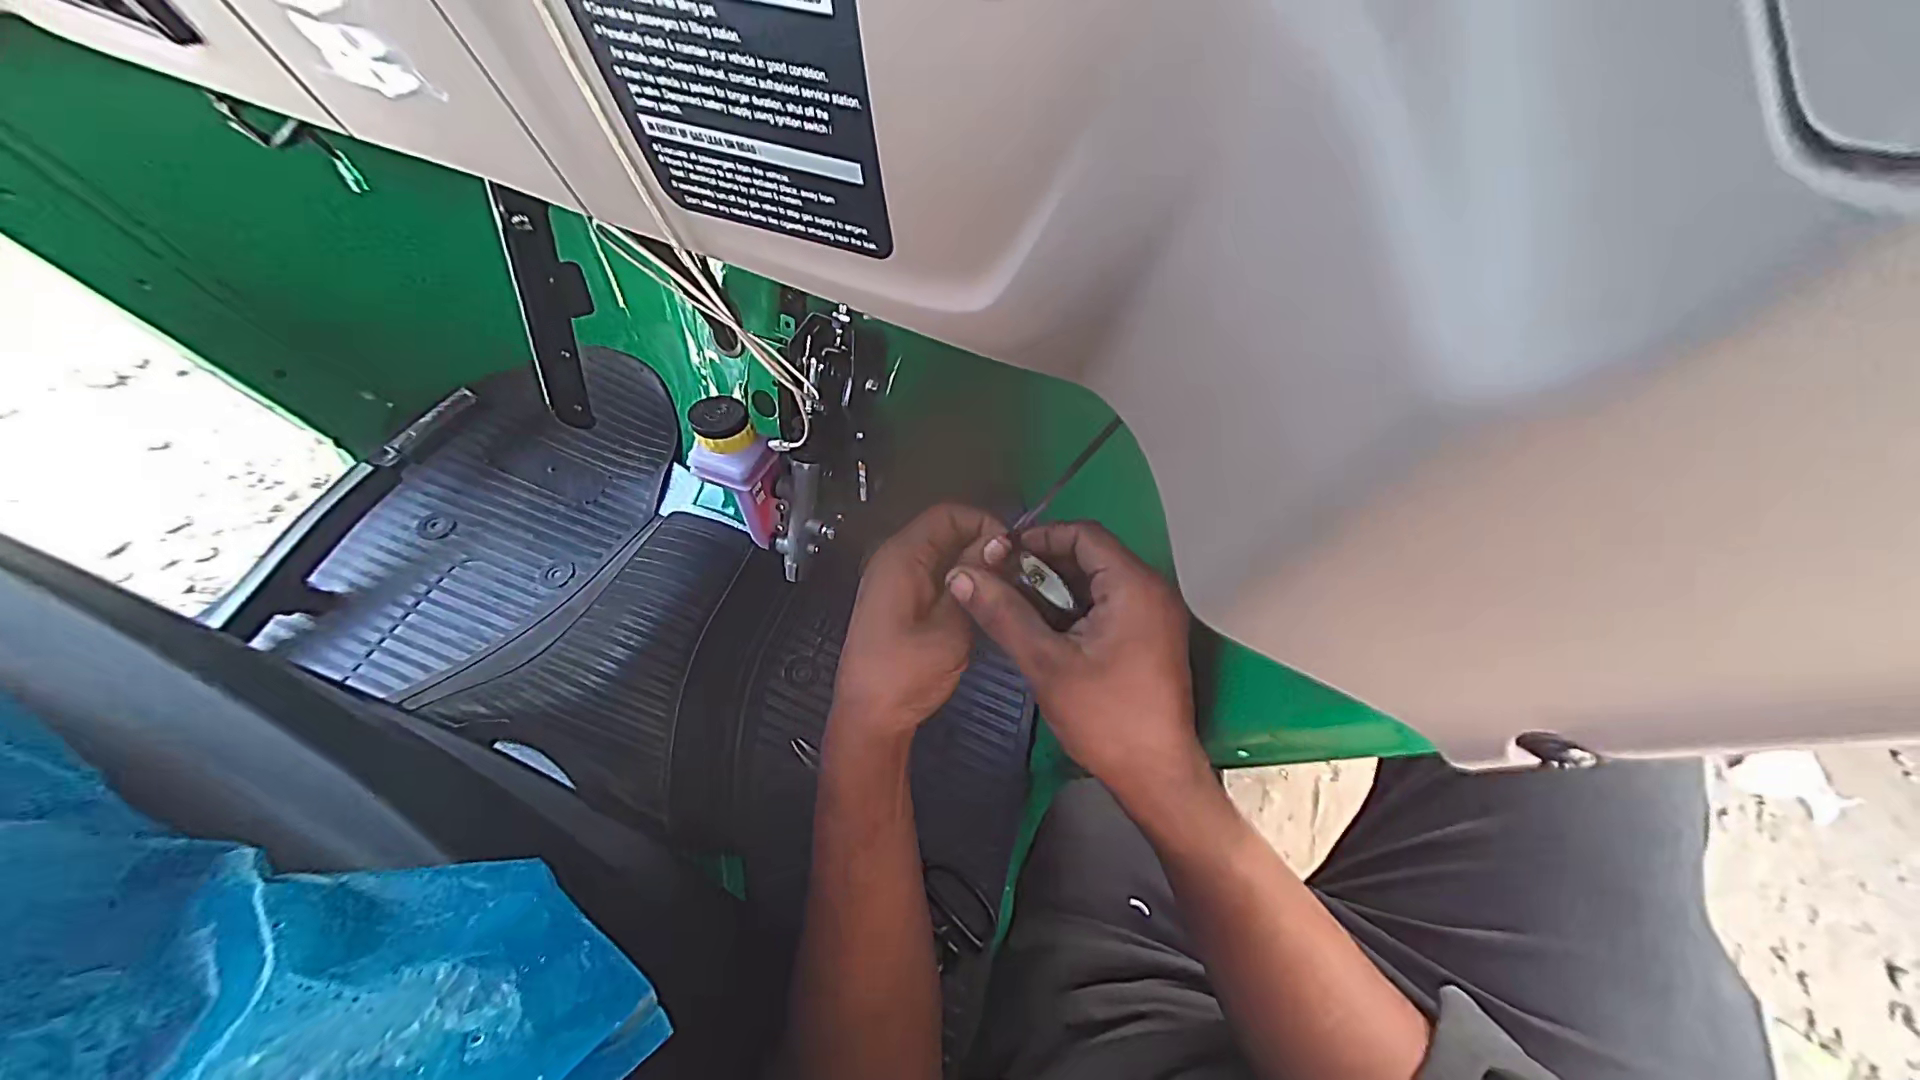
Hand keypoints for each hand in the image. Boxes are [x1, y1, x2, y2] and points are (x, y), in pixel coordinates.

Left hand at [832, 504, 1004, 737]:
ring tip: (1005, 584)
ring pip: (944, 552)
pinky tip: (982, 599)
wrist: (869, 716)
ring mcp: (896, 579)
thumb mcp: (950, 626)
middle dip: (983, 542)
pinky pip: (936, 572)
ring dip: (974, 561)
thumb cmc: (905, 674)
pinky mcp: (902, 598)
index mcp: (902, 557)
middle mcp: (896, 559)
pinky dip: (961, 578)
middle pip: (946, 529)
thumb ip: (973, 578)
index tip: (1013, 551)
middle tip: (1016, 570)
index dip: (985, 523)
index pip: (948, 514)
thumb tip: (998, 541)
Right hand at [945, 522, 1207, 806]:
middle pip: (1089, 556)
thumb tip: (963, 576)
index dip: (1038, 537)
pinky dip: (1071, 609)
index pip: (1083, 534)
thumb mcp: (1046, 662)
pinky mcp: (1147, 637)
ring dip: (1053, 589)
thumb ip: (1004, 614)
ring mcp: (1152, 615)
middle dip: (1041, 565)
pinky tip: (1041, 629)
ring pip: (1094, 582)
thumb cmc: (1105, 717)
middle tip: (1000, 581)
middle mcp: (1150, 591)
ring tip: (1013, 606)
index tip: (1000, 554)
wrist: (1155, 776)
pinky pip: (1104, 605)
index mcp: (1134, 586)